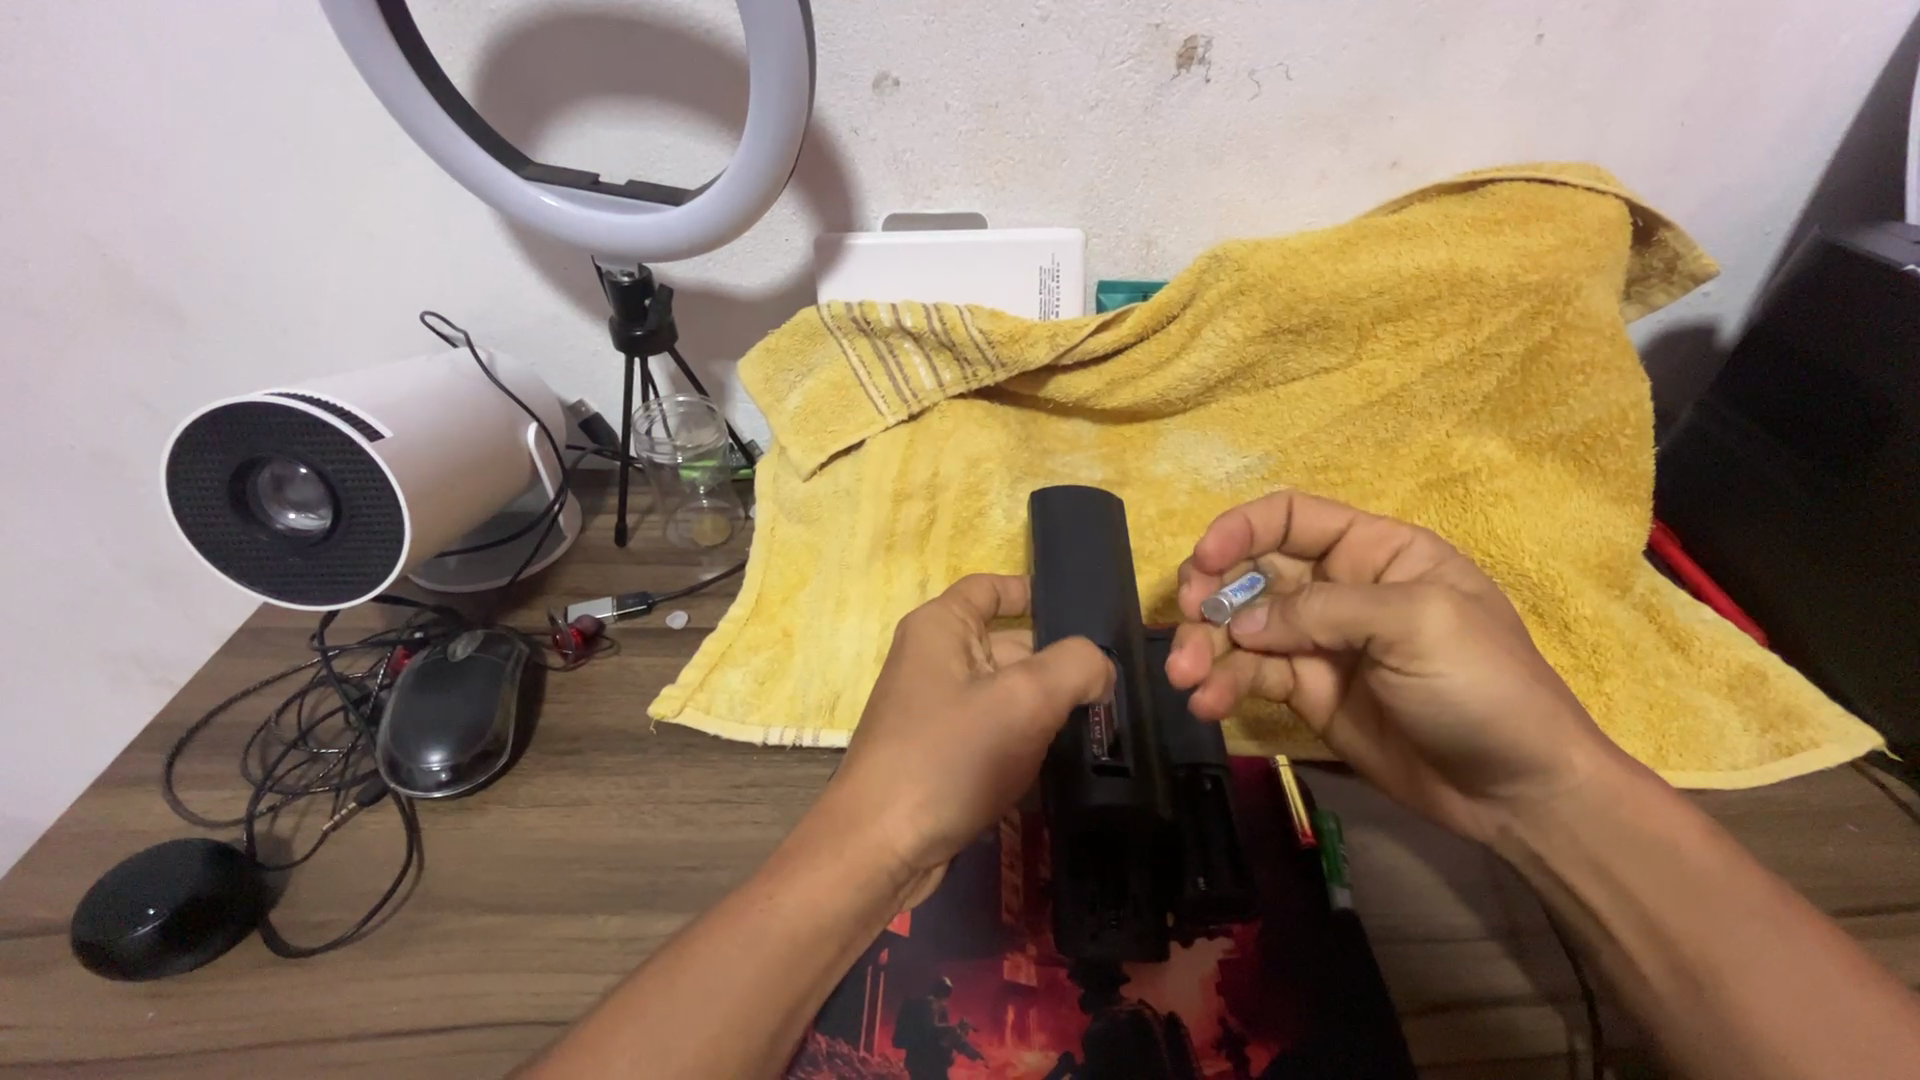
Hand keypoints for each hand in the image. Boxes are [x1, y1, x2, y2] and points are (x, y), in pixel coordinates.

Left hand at [820, 574, 1113, 908]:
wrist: (882, 846)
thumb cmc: (950, 756)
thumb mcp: (1025, 700)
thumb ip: (1076, 667)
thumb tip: (1100, 667)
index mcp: (941, 627)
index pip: (992, 587)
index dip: (1035, 592)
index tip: (1085, 614)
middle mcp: (933, 659)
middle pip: (1009, 643)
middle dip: (1057, 663)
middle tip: (1115, 688)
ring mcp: (935, 708)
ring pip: (1005, 692)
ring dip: (1045, 707)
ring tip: (1099, 724)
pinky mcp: (939, 752)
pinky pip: (992, 730)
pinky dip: (1023, 740)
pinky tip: (1059, 762)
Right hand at [1165, 491, 1626, 842]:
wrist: (1515, 792)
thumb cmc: (1485, 686)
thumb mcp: (1418, 624)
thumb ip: (1325, 609)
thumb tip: (1242, 622)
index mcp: (1374, 552)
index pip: (1291, 518)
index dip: (1240, 529)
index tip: (1204, 560)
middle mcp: (1335, 588)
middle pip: (1250, 570)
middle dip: (1209, 591)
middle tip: (1186, 619)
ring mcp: (1315, 642)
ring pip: (1237, 626)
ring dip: (1202, 646)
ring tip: (1186, 678)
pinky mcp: (1302, 691)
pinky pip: (1248, 675)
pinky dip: (1221, 685)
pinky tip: (1207, 704)